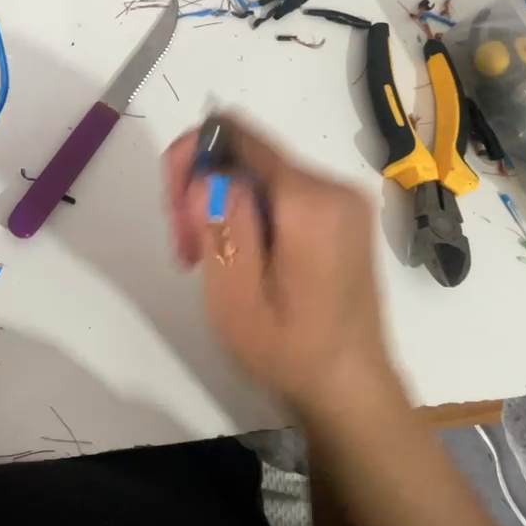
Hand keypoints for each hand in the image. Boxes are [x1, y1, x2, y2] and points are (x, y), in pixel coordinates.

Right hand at [161, 115, 400, 414]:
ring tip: (204, 259)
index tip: (176, 213)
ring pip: (251, 173)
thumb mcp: (237, 296)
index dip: (188, 160)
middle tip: (186, 246)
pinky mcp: (336, 216)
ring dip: (216, 206)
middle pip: (239, 153)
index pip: (232, 135)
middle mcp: (331, 187)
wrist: (349, 390)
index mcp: (310, 201)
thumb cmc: (288, 350)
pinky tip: (233, 257)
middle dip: (198, 189)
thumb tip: (205, 174)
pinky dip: (241, 215)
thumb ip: (223, 226)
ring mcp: (338, 201)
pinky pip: (272, 193)